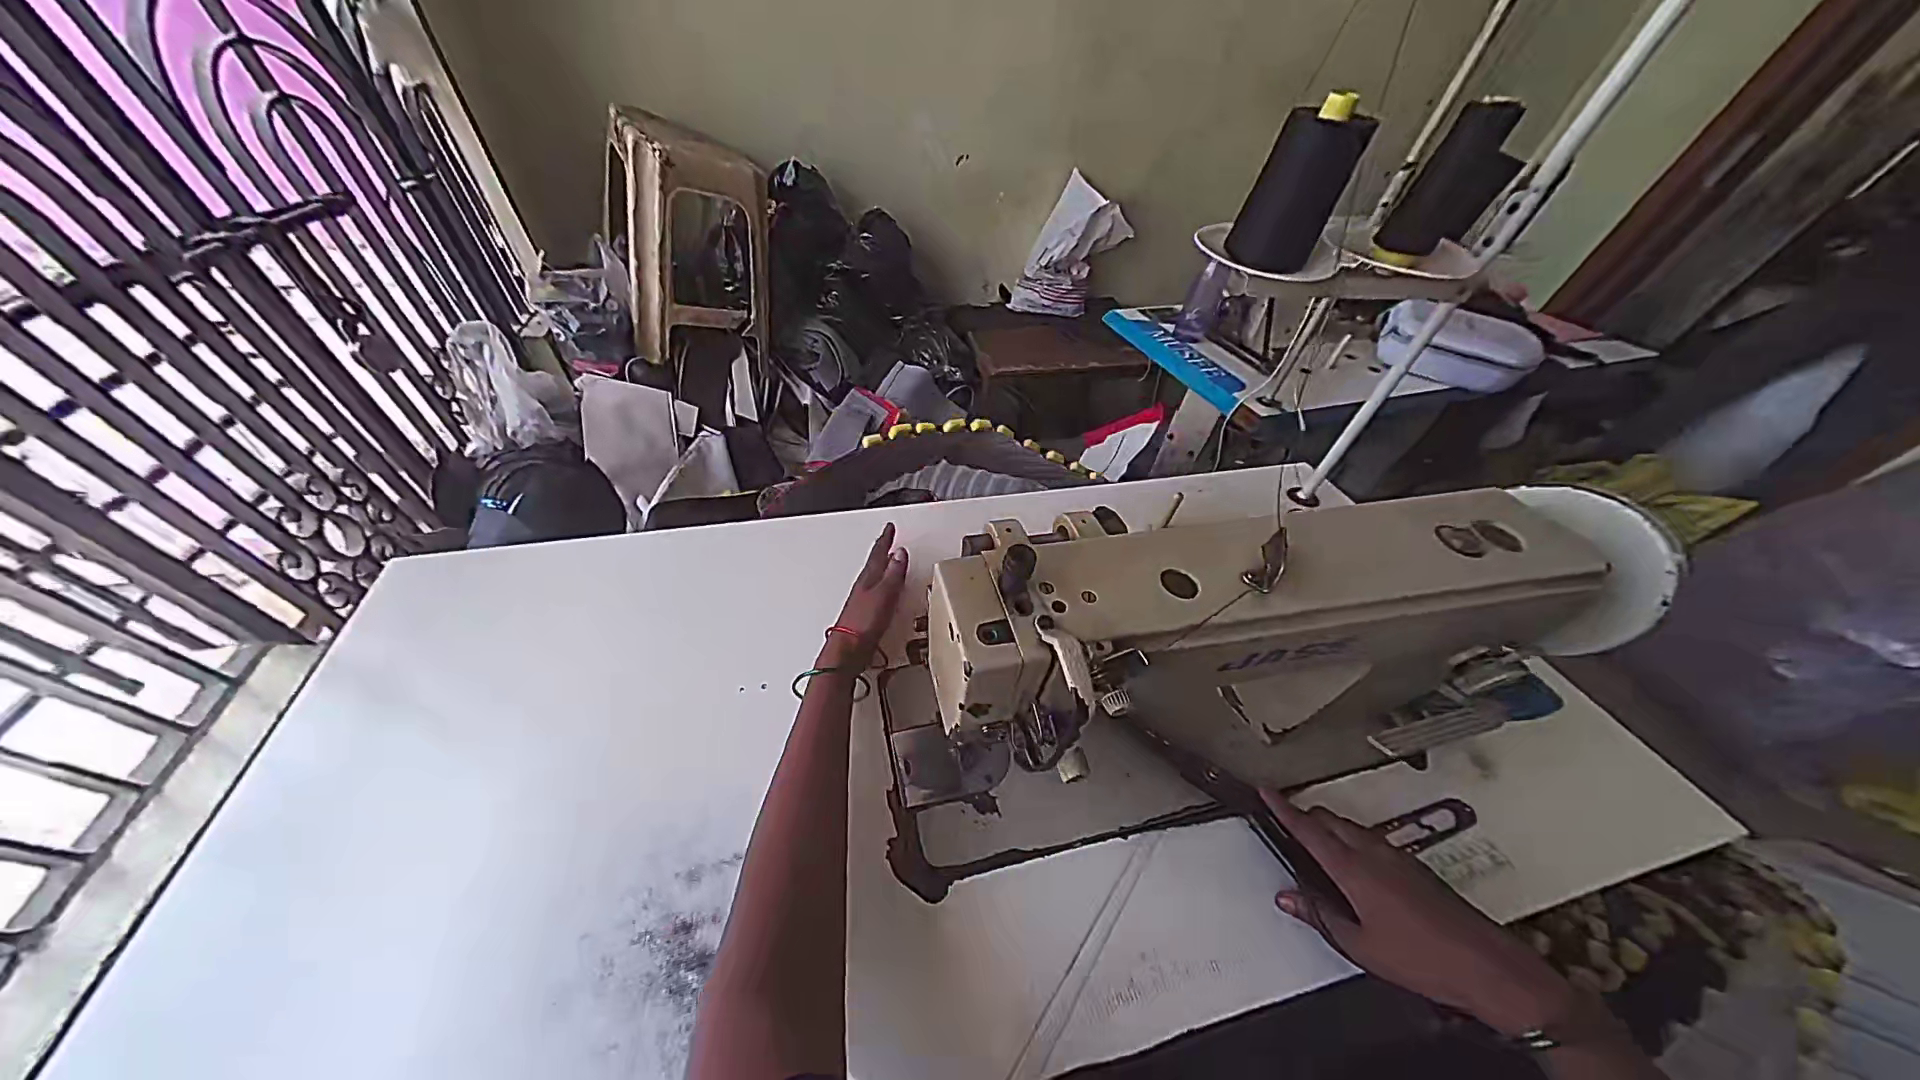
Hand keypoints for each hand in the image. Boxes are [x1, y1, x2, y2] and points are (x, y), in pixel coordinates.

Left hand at [826, 524, 908, 668]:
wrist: (848, 650)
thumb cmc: (861, 624)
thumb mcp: (884, 595)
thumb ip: (893, 574)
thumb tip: (899, 553)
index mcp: (869, 579)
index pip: (878, 553)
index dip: (885, 540)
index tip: (889, 528)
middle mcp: (864, 587)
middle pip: (875, 563)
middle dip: (882, 550)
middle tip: (887, 539)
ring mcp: (864, 601)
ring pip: (875, 577)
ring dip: (882, 567)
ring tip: (889, 561)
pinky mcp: (866, 615)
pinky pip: (877, 593)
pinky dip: (883, 586)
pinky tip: (886, 592)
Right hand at [1262, 793, 1580, 1036]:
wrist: (1488, 968)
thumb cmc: (1426, 959)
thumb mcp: (1359, 945)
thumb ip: (1319, 915)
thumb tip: (1289, 899)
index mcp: (1354, 869)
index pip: (1307, 828)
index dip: (1282, 807)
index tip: (1266, 792)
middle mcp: (1374, 854)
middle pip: (1328, 819)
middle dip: (1304, 816)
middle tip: (1286, 821)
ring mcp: (1397, 857)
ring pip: (1350, 827)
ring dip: (1329, 827)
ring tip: (1317, 844)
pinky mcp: (1414, 866)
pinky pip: (1372, 840)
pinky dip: (1352, 840)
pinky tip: (1355, 865)